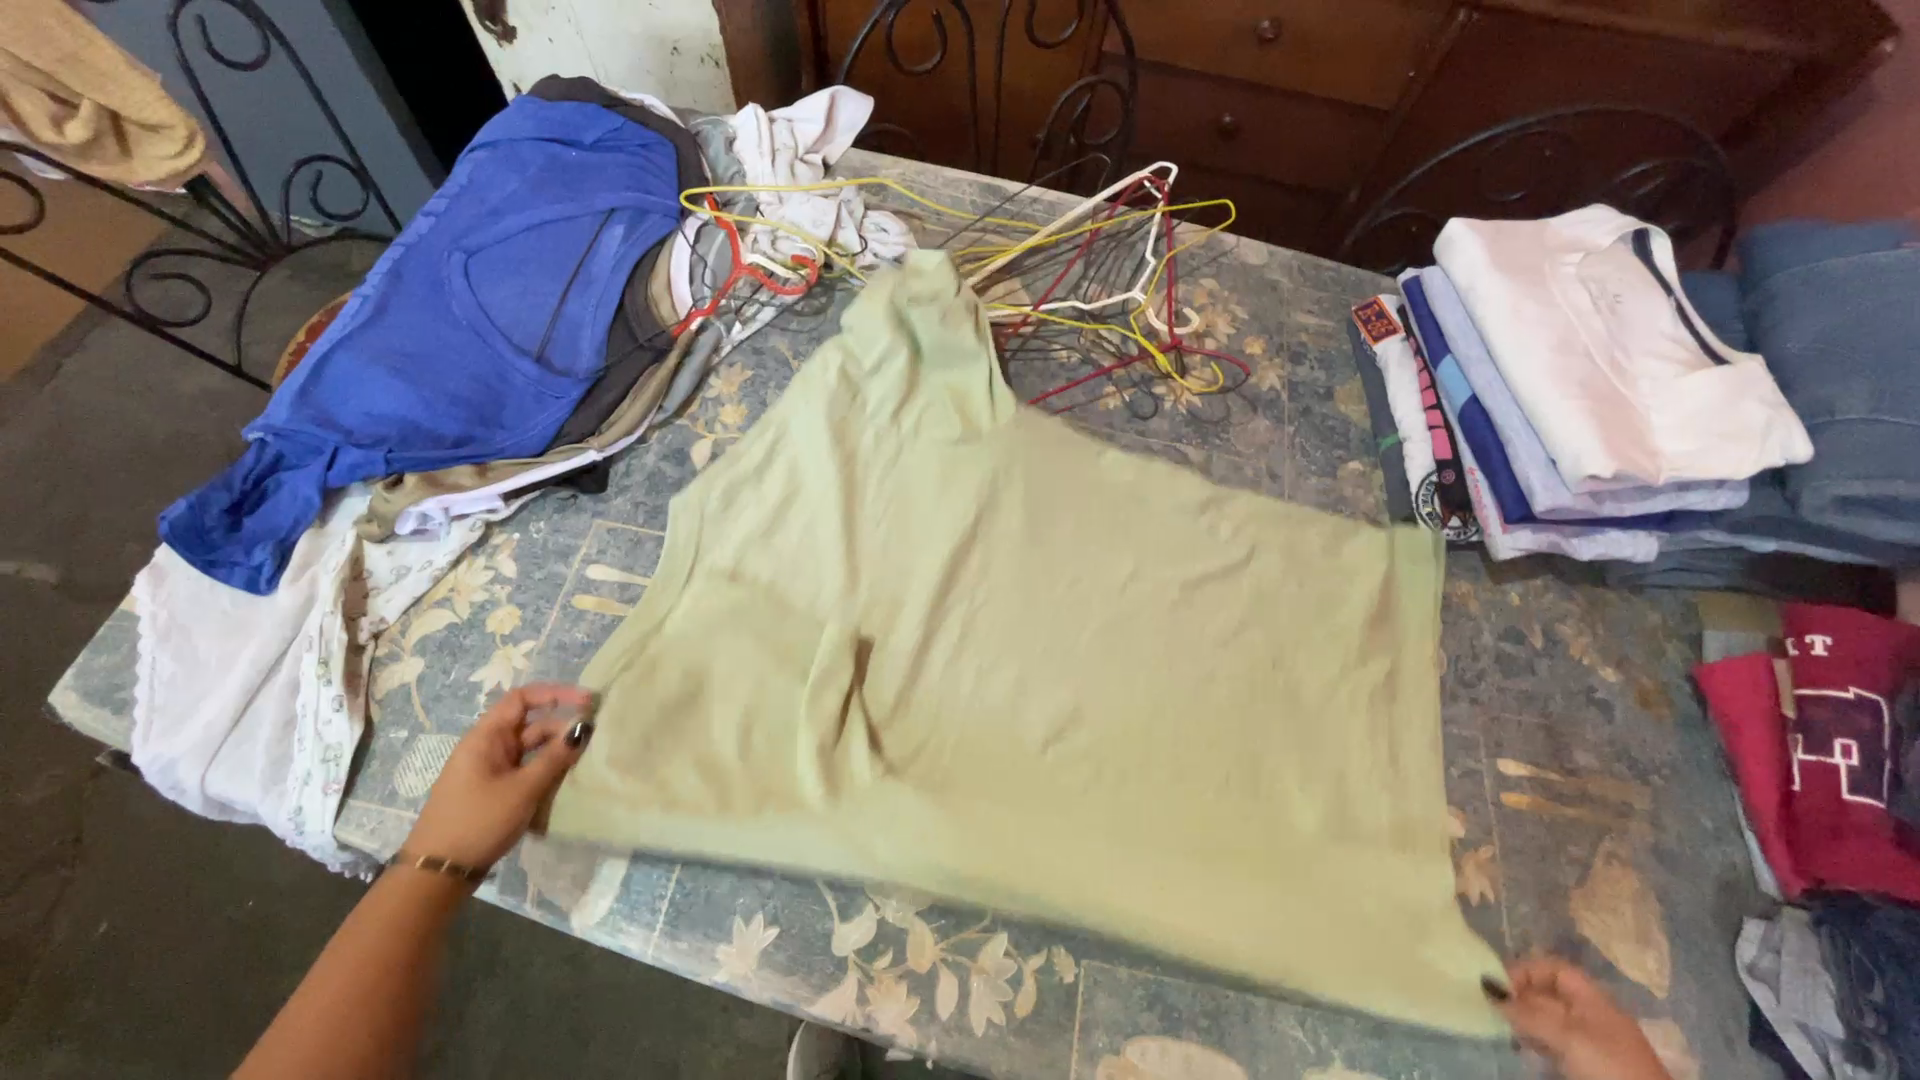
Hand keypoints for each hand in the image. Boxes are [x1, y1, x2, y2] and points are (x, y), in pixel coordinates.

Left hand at [403, 683, 596, 873]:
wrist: (440, 872)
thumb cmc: (479, 821)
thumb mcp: (523, 788)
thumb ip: (555, 757)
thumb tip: (584, 728)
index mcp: (486, 737)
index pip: (523, 698)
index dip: (556, 693)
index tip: (588, 702)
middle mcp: (488, 747)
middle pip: (532, 724)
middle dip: (563, 728)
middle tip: (596, 740)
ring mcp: (491, 769)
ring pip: (532, 749)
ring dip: (558, 752)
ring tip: (587, 760)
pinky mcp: (496, 790)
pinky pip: (527, 769)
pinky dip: (547, 770)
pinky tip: (568, 781)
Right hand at [1490, 956, 1670, 1079]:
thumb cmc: (1610, 1066)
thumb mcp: (1568, 1037)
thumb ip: (1529, 1013)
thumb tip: (1488, 988)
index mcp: (1593, 999)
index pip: (1554, 969)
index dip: (1527, 971)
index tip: (1501, 986)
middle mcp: (1590, 1014)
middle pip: (1547, 993)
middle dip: (1519, 996)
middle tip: (1493, 1008)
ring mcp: (1589, 1040)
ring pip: (1547, 1018)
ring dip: (1523, 1019)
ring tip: (1504, 1028)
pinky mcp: (1585, 1063)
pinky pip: (1552, 1040)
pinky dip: (1533, 1039)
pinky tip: (1523, 1046)